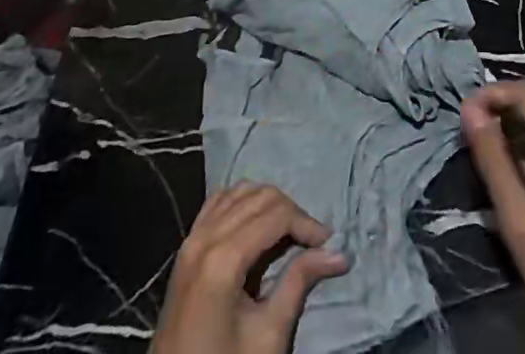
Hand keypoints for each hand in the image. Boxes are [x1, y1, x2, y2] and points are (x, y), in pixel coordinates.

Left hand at [151, 184, 350, 353]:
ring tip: (288, 235)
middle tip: (312, 244)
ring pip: (241, 191)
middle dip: (293, 213)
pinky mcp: (185, 247)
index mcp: (223, 259)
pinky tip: (257, 225)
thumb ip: (299, 282)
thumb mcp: (268, 334)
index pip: (277, 214)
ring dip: (270, 205)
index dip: (308, 224)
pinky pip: (219, 202)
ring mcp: (190, 239)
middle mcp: (204, 238)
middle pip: (262, 197)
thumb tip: (339, 254)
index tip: (327, 245)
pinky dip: (243, 203)